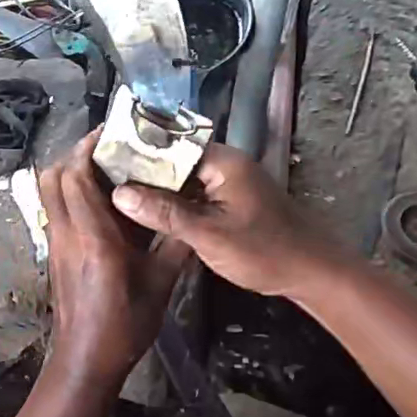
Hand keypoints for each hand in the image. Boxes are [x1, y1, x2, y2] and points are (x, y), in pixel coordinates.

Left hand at [40, 132, 191, 378]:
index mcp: (94, 238)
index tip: (112, 132)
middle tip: (109, 146)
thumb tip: (193, 212)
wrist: (86, 359)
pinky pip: (56, 209)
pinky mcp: (55, 252)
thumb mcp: (161, 284)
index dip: (89, 147)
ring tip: (105, 166)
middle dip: (77, 153)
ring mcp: (56, 243)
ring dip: (70, 171)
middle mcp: (67, 233)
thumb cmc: (125, 324)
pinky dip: (70, 192)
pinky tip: (101, 199)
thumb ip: (176, 244)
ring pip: (49, 192)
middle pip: (53, 176)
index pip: (76, 177)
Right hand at [110, 144, 344, 297]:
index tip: (104, 164)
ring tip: (117, 195)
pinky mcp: (230, 199)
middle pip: (175, 158)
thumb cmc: (263, 251)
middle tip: (104, 181)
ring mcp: (228, 181)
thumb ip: (164, 212)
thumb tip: (119, 193)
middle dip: (143, 170)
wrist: (312, 272)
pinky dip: (173, 200)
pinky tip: (148, 212)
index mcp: (222, 161)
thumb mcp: (208, 234)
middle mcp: (225, 163)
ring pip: (183, 177)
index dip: (137, 152)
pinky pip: (194, 191)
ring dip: (156, 187)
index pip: (170, 144)